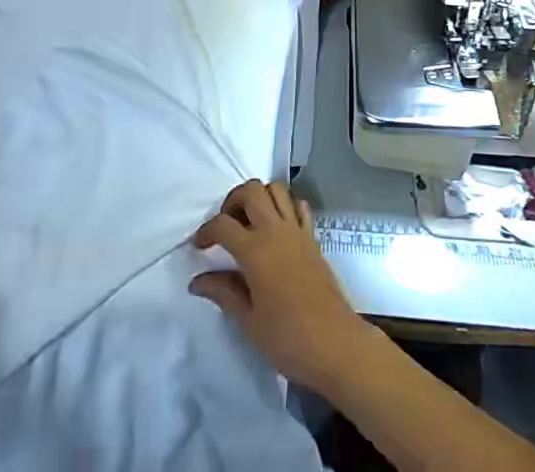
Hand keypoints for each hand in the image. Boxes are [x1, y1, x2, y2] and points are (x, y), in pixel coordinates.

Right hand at [189, 179, 375, 389]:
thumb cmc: (287, 338)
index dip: (205, 231)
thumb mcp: (248, 321)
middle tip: (226, 226)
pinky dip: (285, 206)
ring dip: (259, 197)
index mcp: (255, 250)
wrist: (336, 344)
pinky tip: (277, 229)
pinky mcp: (314, 239)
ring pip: (277, 190)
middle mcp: (276, 231)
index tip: (199, 248)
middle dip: (232, 201)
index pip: (222, 224)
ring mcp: (298, 232)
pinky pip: (299, 207)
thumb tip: (198, 281)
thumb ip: (223, 292)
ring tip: (249, 223)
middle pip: (251, 191)